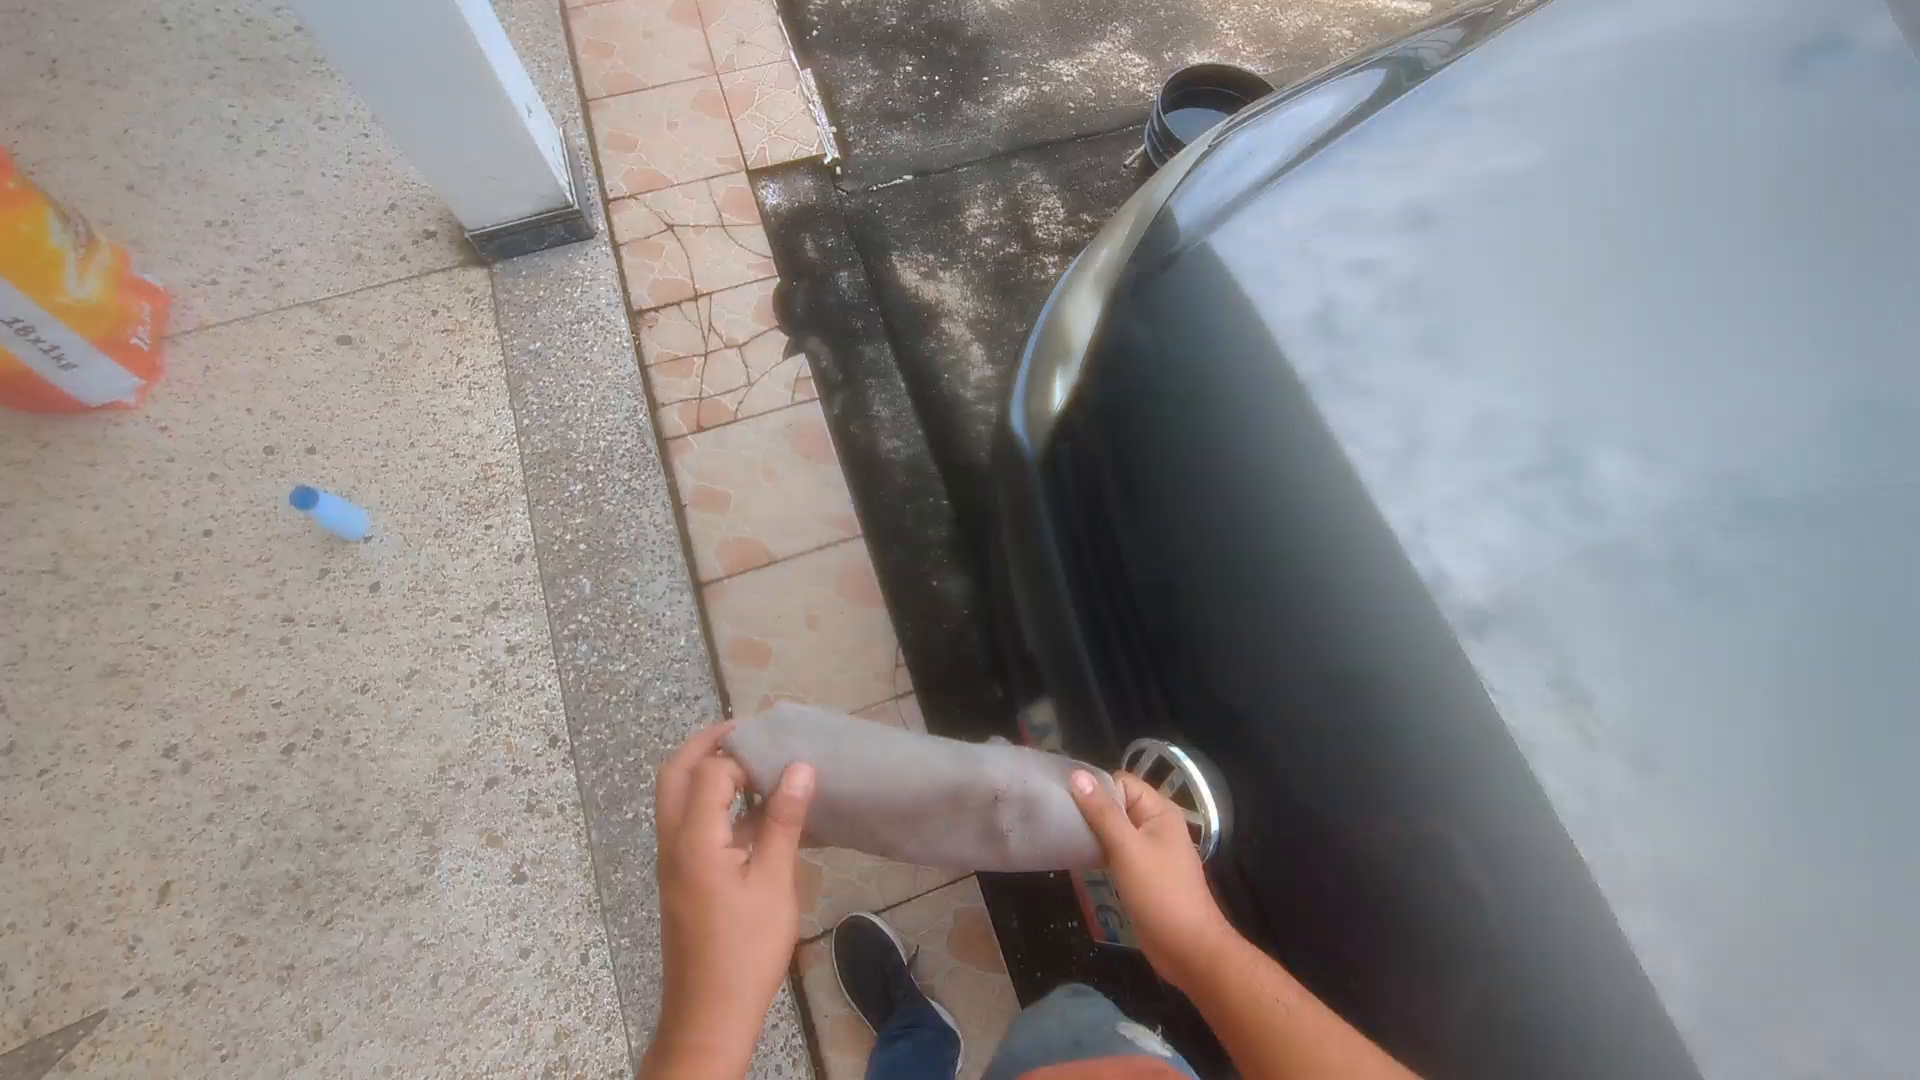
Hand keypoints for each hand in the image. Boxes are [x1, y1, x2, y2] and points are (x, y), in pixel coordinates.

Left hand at [645, 723, 815, 1079]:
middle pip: (674, 773)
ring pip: (676, 798)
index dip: (744, 759)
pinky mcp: (682, 878)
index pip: (709, 772)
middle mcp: (672, 842)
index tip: (782, 758)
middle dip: (706, 744)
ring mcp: (673, 861)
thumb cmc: (745, 949)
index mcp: (692, 839)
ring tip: (754, 763)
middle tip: (747, 731)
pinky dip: (714, 803)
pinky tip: (756, 814)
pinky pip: (689, 823)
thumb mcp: (773, 882)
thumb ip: (783, 821)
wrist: (708, 1017)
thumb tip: (799, 766)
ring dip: (707, 771)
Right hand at [1070, 769, 1236, 992]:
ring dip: (1091, 831)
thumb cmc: (1160, 893)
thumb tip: (1077, 775)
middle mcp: (1155, 825)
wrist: (1187, 949)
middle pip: (1116, 804)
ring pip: (1113, 829)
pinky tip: (1077, 857)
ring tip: (1062, 834)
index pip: (1120, 782)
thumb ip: (1103, 812)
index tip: (1065, 798)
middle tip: (1058, 818)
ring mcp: (1149, 850)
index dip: (1094, 787)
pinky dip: (1098, 850)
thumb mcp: (1127, 848)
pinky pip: (1115, 850)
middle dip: (1089, 809)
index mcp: (1159, 811)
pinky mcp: (1141, 872)